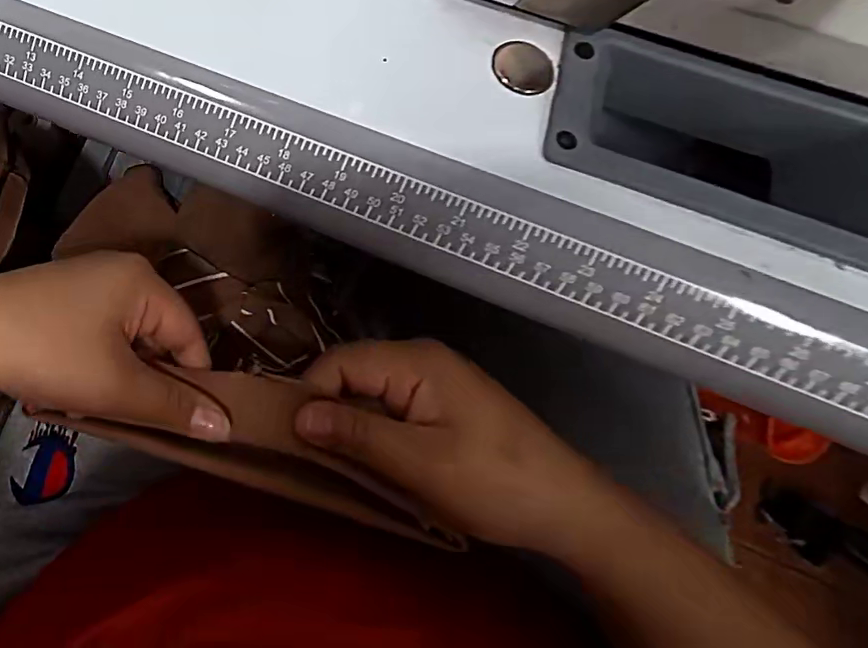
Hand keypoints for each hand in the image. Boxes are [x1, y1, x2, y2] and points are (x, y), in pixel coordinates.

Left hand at [0, 252, 230, 440]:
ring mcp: (88, 277)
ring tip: (84, 398)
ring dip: (115, 375)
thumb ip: (173, 406)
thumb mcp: (116, 387)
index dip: (189, 385)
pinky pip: (97, 331)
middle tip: (117, 411)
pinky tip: (63, 381)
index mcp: (144, 280)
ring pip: (125, 338)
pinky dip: (91, 361)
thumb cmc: (48, 353)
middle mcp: (121, 269)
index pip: (191, 337)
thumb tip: (225, 426)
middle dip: (144, 380)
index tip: (171, 423)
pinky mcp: (62, 291)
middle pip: (158, 336)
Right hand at [294, 339, 613, 552]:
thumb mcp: (420, 463)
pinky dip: (376, 429)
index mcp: (414, 359)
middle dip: (330, 409)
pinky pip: (391, 404)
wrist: (574, 509)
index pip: (340, 361)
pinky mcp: (442, 401)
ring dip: (353, 423)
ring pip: (370, 390)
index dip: (311, 394)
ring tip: (338, 460)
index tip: (293, 437)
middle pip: (353, 372)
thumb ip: (357, 434)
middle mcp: (419, 357)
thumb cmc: (496, 482)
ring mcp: (434, 378)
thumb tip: (298, 415)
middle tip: (311, 454)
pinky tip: (374, 459)